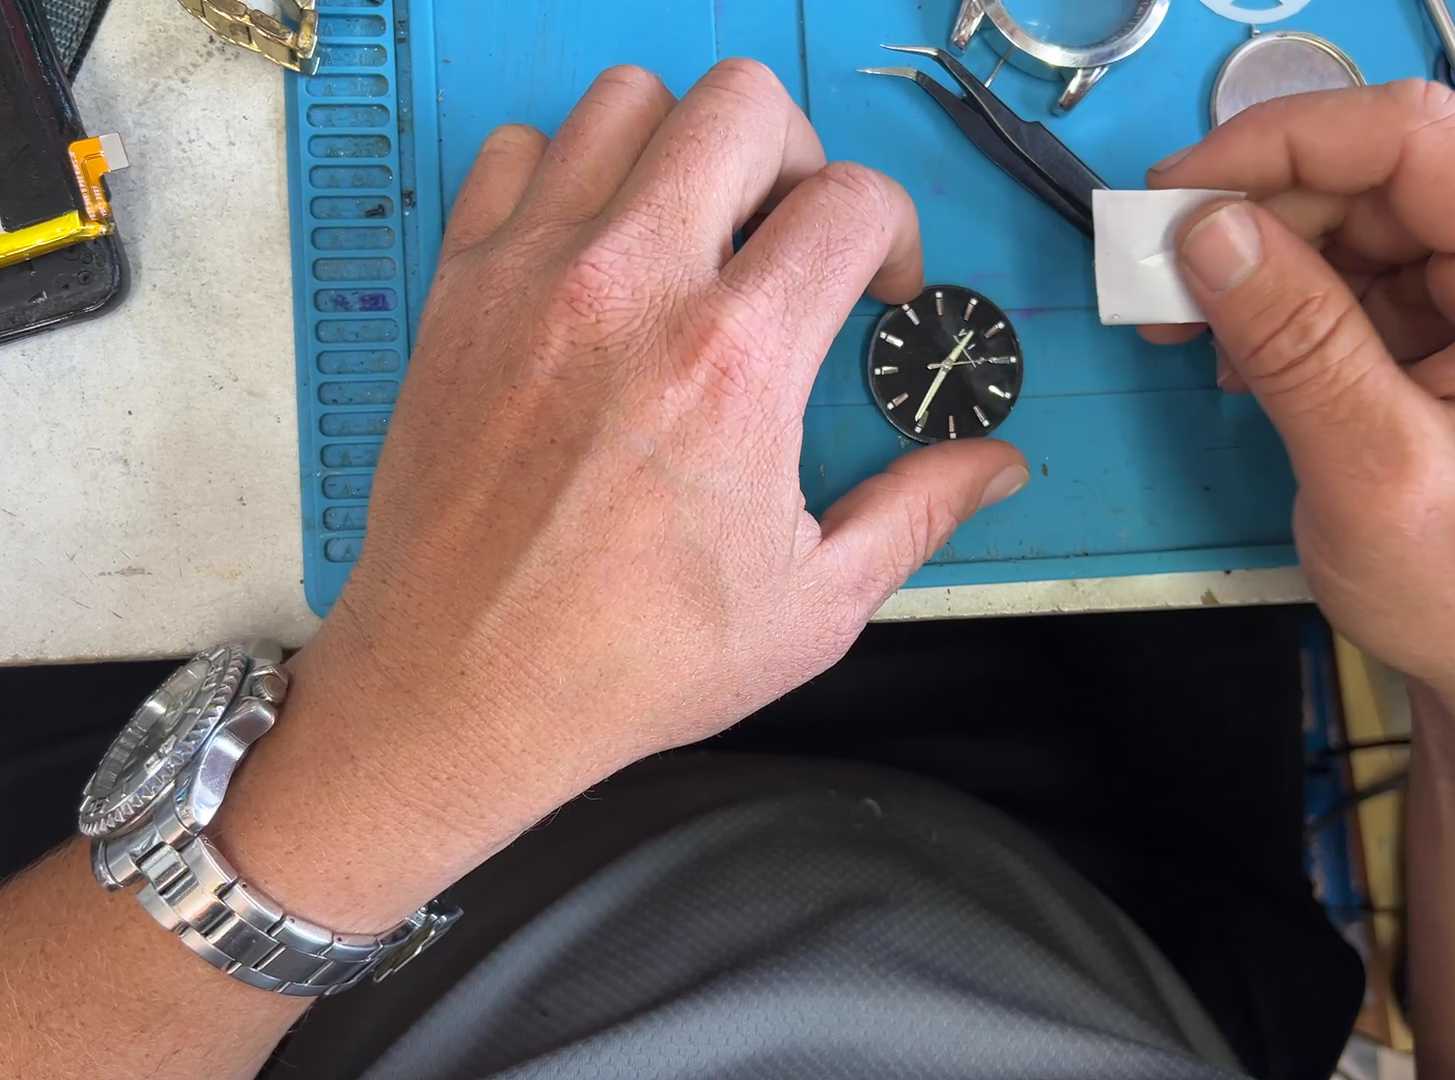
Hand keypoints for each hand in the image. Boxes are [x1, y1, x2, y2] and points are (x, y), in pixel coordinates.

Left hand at [224, 61, 1027, 926]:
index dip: (892, 233)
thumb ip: (918, 513)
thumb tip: (994, 466)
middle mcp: (631, 288)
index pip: (850, 202)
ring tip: (702, 238)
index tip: (877, 289)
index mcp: (736, 364)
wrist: (465, 688)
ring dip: (689, 151)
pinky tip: (598, 253)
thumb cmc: (635, 662)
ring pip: (627, 101)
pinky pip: (520, 156)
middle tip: (797, 242)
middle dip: (800, 161)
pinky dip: (573, 175)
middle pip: (742, 106)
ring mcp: (532, 276)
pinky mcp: (460, 293)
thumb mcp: (814, 605)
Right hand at [1143, 81, 1454, 708]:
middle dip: (1249, 218)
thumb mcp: (1371, 470)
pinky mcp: (1446, 332)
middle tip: (1149, 274)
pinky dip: (1269, 309)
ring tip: (1174, 321)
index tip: (1166, 195)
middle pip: (1374, 182)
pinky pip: (1342, 286)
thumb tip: (1203, 234)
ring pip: (1348, 230)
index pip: (1417, 144)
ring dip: (1248, 266)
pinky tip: (1231, 355)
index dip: (1279, 147)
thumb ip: (1294, 343)